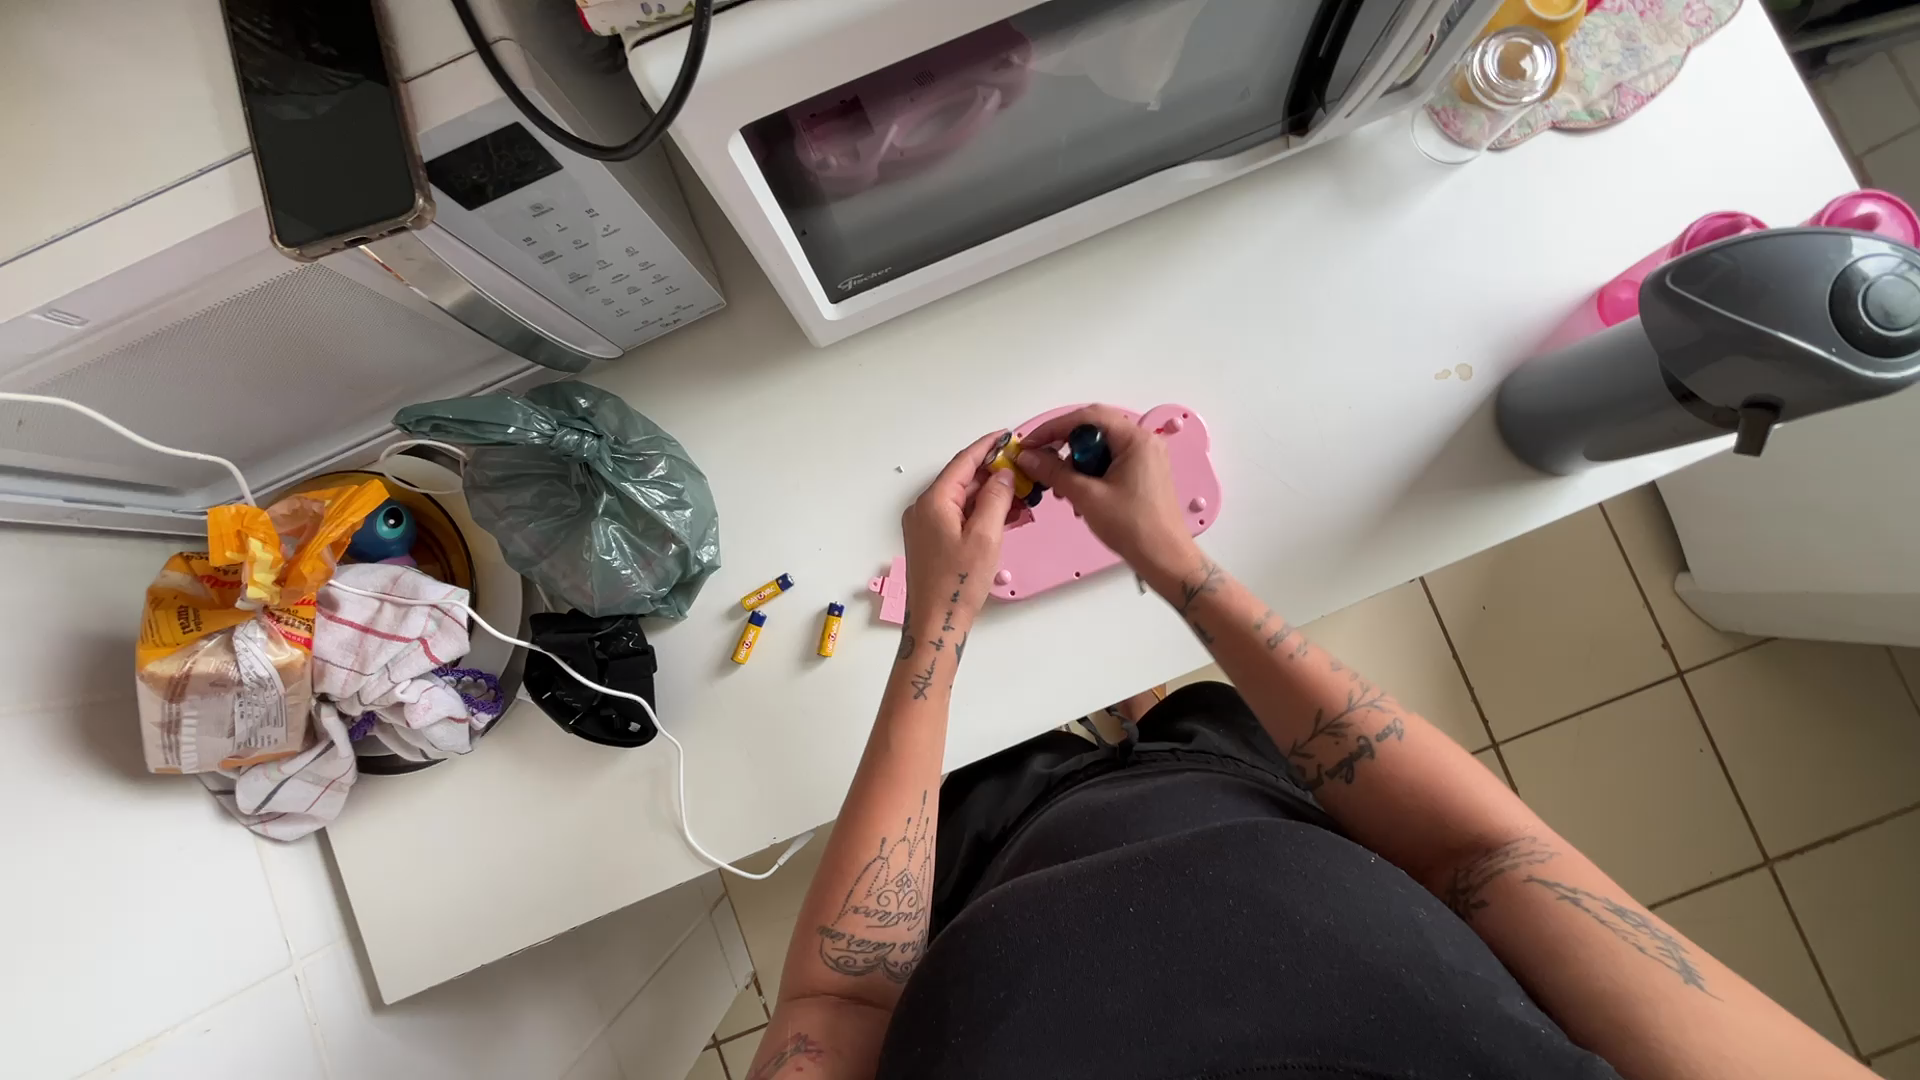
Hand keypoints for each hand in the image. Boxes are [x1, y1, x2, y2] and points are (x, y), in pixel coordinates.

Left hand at [900, 431, 1017, 634]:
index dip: (987, 447)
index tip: (1008, 436)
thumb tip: (1004, 473)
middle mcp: (924, 508)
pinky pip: (959, 516)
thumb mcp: (986, 536)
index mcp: (933, 501)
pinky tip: (1006, 516)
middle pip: (962, 480)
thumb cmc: (959, 582)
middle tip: (1024, 471)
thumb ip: (996, 499)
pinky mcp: (932, 541)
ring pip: (962, 499)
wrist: (936, 623)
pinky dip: (981, 513)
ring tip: (1022, 496)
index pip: (963, 462)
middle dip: (994, 474)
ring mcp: (926, 525)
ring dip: (990, 496)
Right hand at [1016, 405, 1195, 576]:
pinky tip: (1079, 496)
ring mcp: (1144, 458)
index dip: (1054, 428)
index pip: (1087, 417)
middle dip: (1064, 447)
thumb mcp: (1086, 496)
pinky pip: (1108, 463)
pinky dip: (1089, 474)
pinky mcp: (1142, 473)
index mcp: (1135, 439)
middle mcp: (1143, 441)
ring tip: (1060, 488)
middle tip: (1040, 463)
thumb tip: (1027, 457)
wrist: (1163, 558)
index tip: (1030, 444)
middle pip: (1093, 430)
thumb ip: (1054, 472)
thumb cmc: (1131, 526)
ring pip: (1099, 448)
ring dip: (1075, 464)